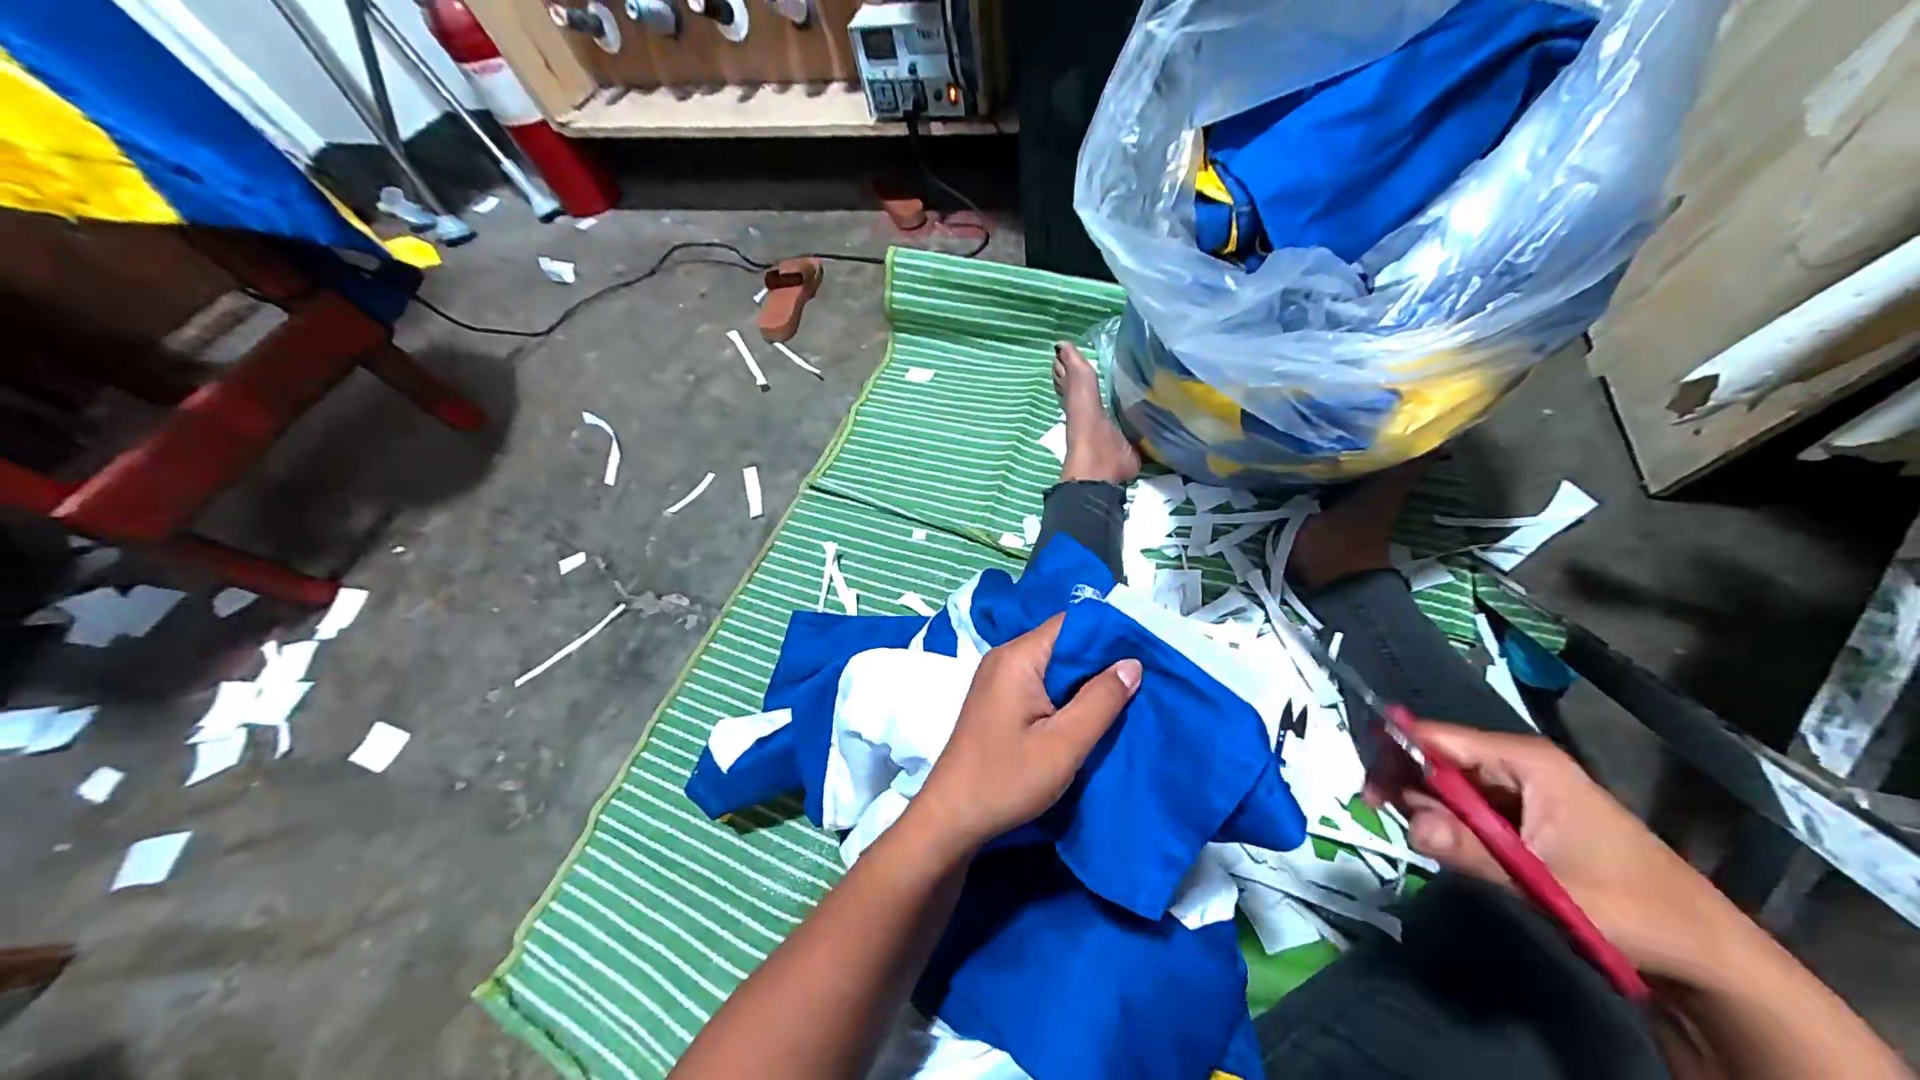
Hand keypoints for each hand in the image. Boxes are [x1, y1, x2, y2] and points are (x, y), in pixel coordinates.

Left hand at [909, 614, 1141, 852]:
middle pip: (1063, 643)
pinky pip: (1041, 684)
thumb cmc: (1006, 779)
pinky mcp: (999, 700)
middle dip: (1101, 661)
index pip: (1071, 624)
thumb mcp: (1063, 744)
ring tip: (1124, 698)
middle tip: (1142, 680)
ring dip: (1085, 681)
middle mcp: (1006, 657)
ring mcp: (999, 679)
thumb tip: (1132, 663)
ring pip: (1054, 666)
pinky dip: (1066, 695)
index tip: (1144, 653)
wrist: (952, 817)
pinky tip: (1089, 715)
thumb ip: (1101, 700)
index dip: (1109, 635)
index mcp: (1018, 657)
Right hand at [1386, 721, 1751, 985]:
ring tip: (1423, 839)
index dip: (1397, 753)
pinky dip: (1444, 822)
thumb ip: (1473, 852)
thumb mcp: (1548, 884)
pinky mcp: (1519, 817)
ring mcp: (1519, 790)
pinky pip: (1464, 807)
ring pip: (1446, 784)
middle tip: (1383, 816)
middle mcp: (1517, 765)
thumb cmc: (1636, 908)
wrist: (1705, 954)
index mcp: (1527, 761)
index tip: (1367, 787)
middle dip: (1406, 783)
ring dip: (1424, 807)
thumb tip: (1409, 824)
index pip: (1440, 738)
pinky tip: (1441, 842)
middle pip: (1437, 757)